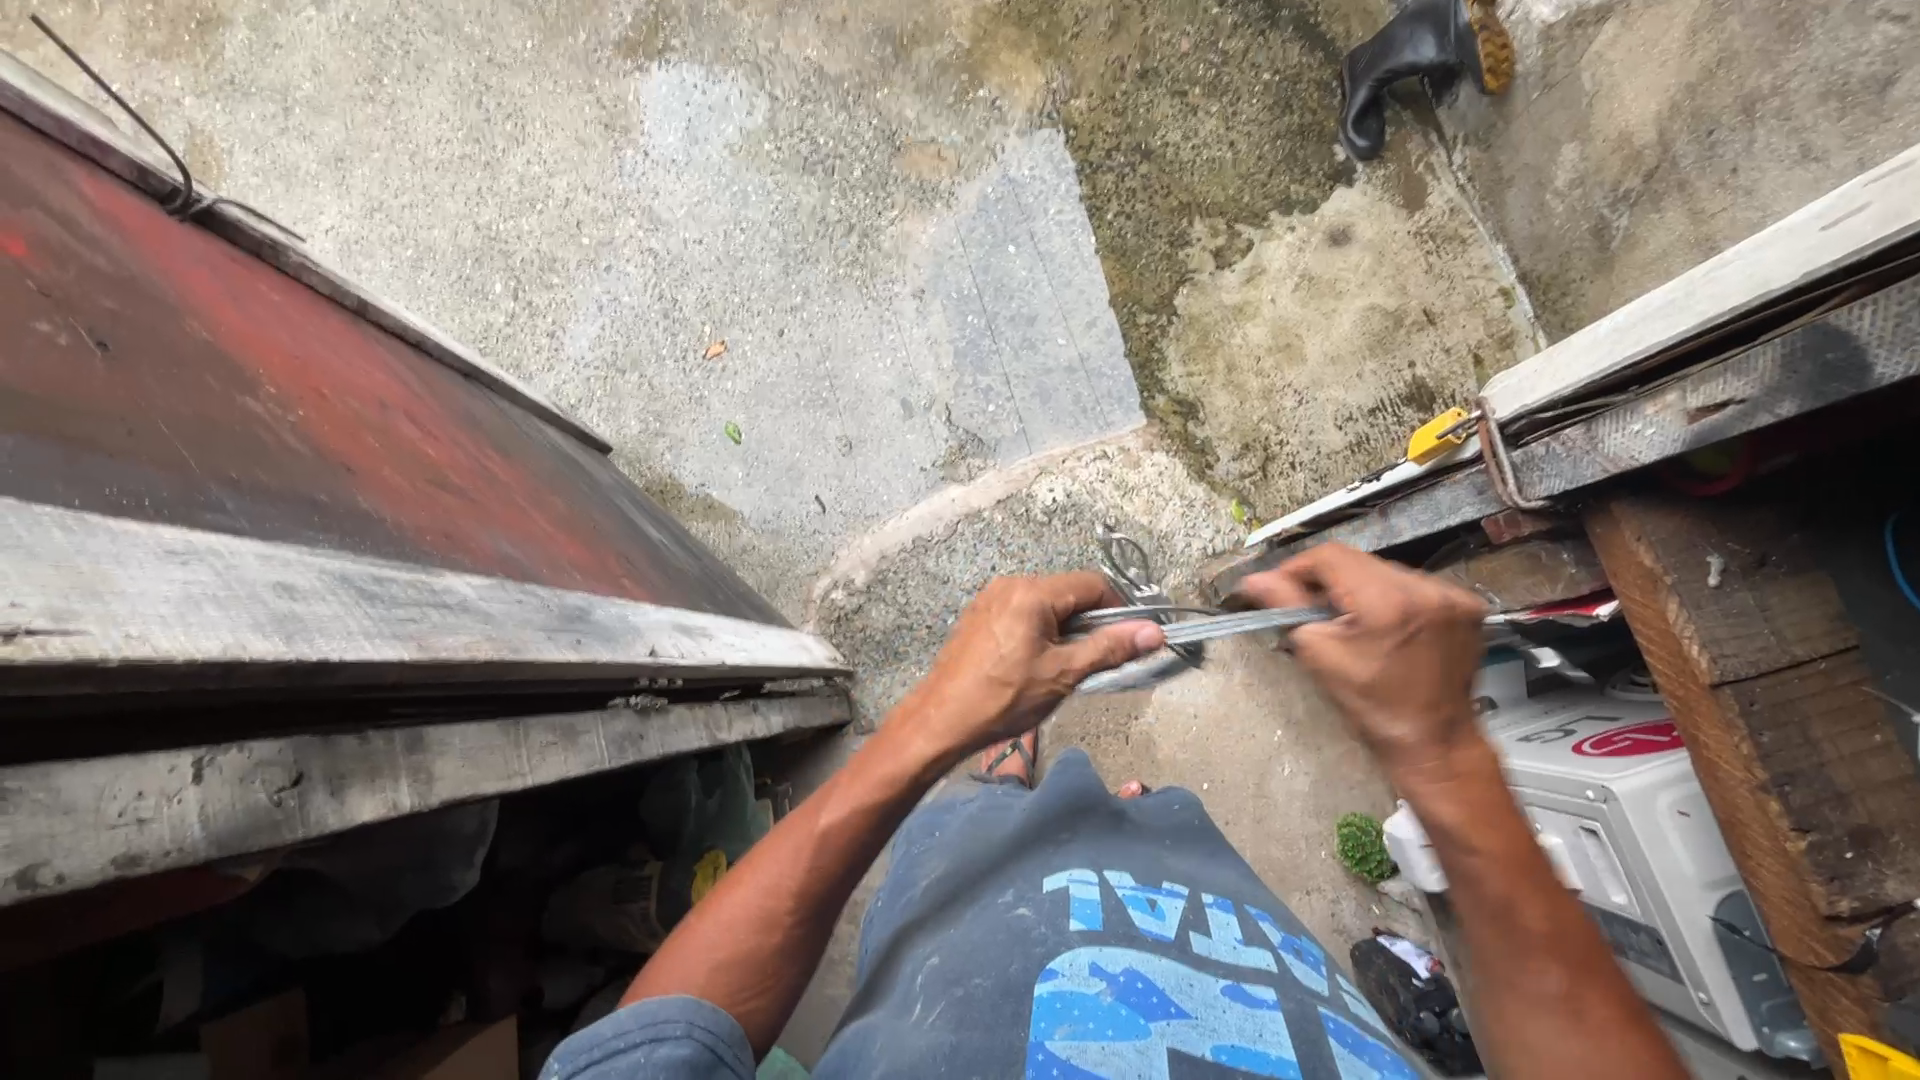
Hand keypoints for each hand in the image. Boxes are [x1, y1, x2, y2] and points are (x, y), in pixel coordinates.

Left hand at [894, 572, 1165, 758]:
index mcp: (1032, 592)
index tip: (1128, 640)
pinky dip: (1041, 630)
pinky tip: (1036, 663)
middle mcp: (1010, 584)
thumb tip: (1155, 632)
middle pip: (1069, 591)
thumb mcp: (1063, 674)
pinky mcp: (980, 615)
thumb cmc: (1004, 699)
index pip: (1093, 583)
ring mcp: (991, 598)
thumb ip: (1110, 648)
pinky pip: (1023, 612)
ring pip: (1047, 603)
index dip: (1118, 609)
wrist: (941, 720)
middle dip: (1090, 621)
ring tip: (1064, 667)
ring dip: (1066, 628)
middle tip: (1095, 660)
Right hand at [1232, 544, 1487, 782]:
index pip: (1330, 556)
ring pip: (1384, 570)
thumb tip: (1253, 580)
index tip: (1281, 589)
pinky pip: (1412, 583)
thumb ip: (1286, 607)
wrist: (1433, 738)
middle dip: (1328, 580)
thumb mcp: (1319, 654)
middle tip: (1310, 608)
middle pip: (1358, 560)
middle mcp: (1426, 588)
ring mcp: (1452, 595)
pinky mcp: (1468, 604)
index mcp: (1387, 602)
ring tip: (1349, 620)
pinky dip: (1390, 596)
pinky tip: (1384, 623)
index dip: (1298, 568)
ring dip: (1359, 587)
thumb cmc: (1370, 703)